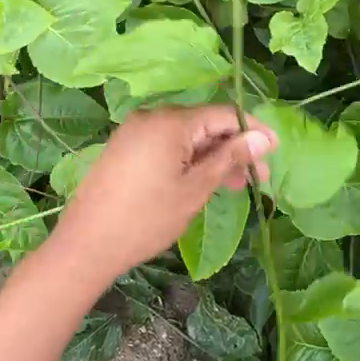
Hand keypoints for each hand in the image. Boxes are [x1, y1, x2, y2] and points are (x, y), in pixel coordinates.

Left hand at [50, 105, 275, 283]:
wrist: (85, 246)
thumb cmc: (146, 219)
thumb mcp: (195, 189)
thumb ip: (229, 159)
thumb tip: (260, 138)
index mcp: (170, 122)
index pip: (223, 114)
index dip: (252, 130)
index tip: (275, 150)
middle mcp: (152, 117)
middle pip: (205, 125)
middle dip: (234, 149)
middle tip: (258, 178)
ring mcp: (135, 132)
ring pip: (187, 137)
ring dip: (213, 158)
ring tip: (235, 187)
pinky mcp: (126, 148)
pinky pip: (167, 145)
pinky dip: (189, 160)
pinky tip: (204, 182)